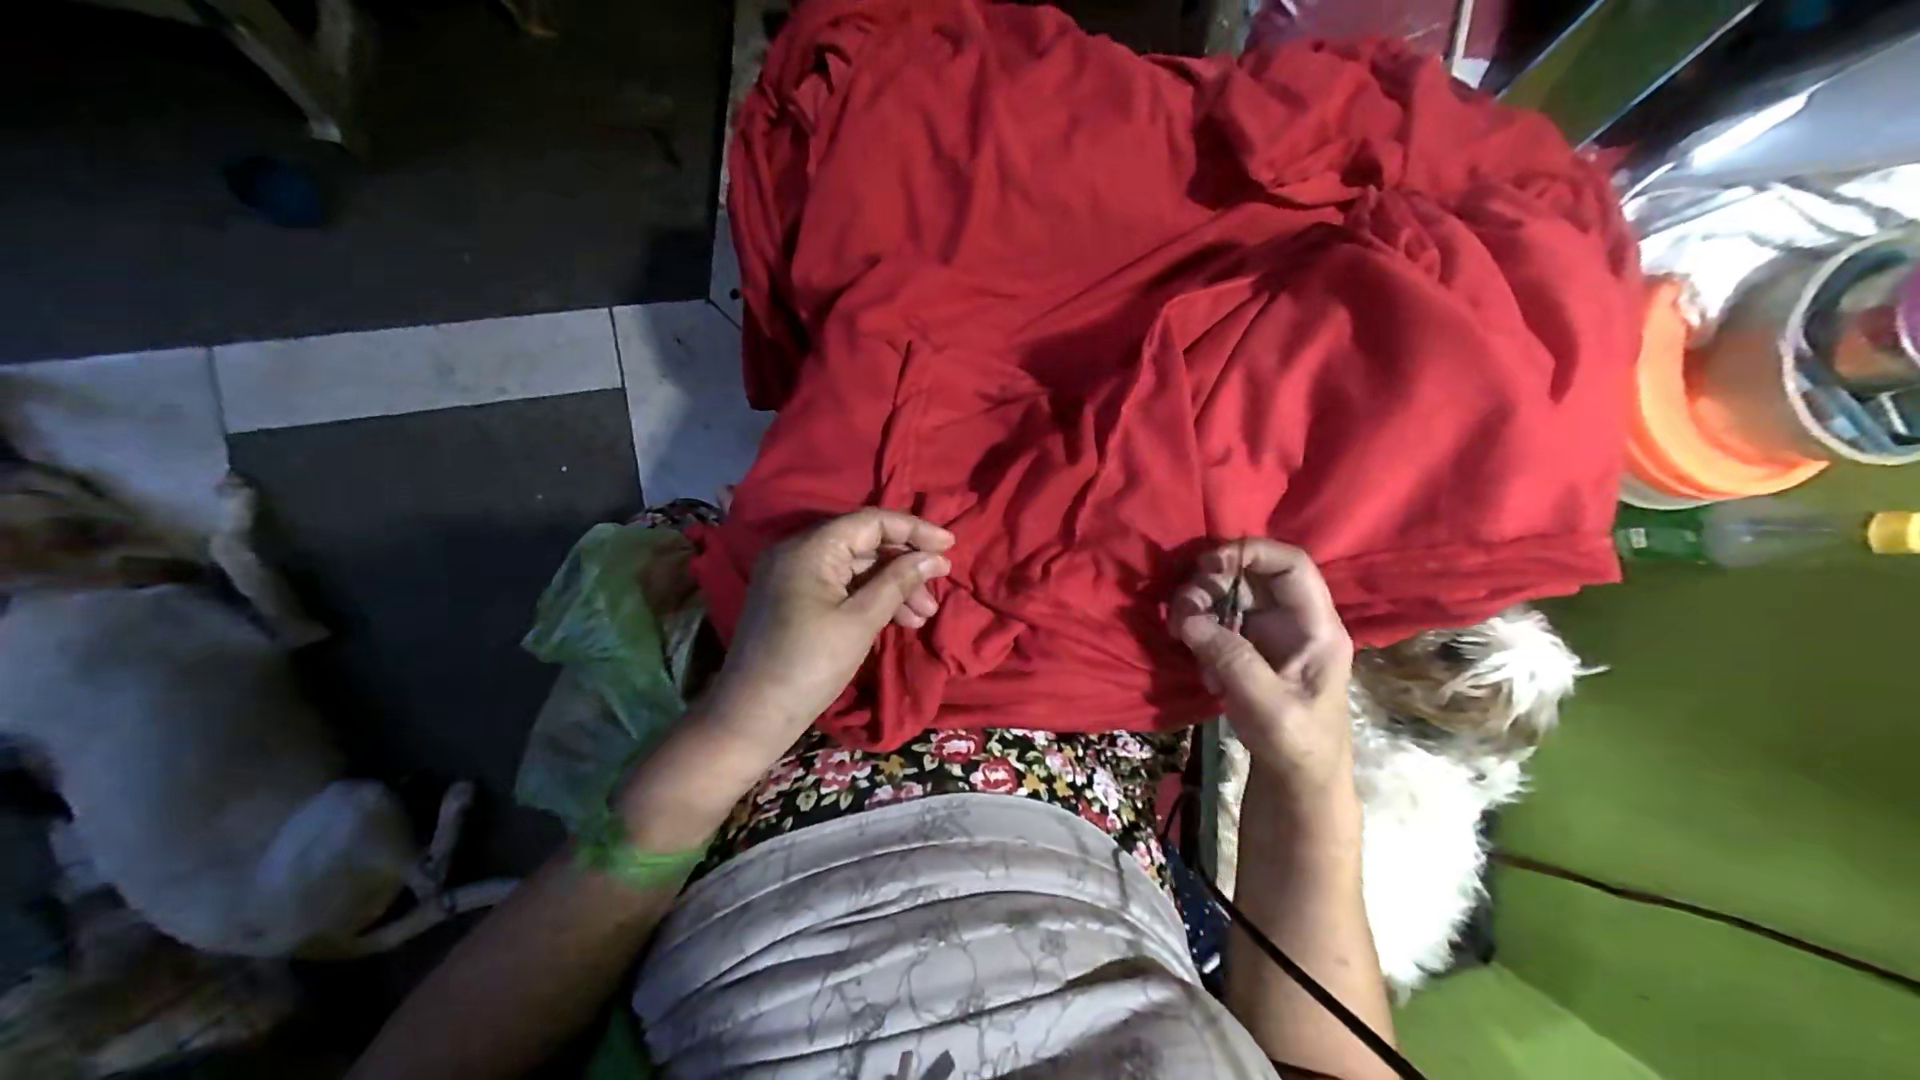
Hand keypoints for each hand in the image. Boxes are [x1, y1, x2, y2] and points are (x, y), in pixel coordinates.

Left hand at [703, 508, 954, 740]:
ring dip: (892, 587)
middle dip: (905, 566)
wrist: (752, 716)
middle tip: (936, 593)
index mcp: (810, 547)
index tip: (950, 545)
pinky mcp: (794, 599)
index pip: (871, 522)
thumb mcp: (860, 621)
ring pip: (855, 568)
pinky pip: (841, 586)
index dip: (914, 530)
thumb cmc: (810, 665)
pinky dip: (870, 599)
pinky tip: (899, 621)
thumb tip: (934, 558)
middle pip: (864, 544)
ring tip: (923, 617)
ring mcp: (793, 576)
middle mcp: (798, 551)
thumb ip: (898, 582)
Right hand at [1169, 540, 1354, 794]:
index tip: (1208, 566)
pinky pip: (1218, 623)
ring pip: (1229, 597)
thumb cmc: (1298, 744)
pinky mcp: (1249, 650)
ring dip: (1199, 608)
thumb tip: (1189, 619)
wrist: (1298, 780)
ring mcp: (1270, 634)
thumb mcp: (1268, 705)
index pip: (1291, 565)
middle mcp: (1294, 621)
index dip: (1250, 553)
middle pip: (1250, 577)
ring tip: (1181, 635)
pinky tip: (1201, 666)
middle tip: (1181, 611)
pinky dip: (1200, 633)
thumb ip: (1231, 658)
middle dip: (1211, 585)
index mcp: (1316, 627)